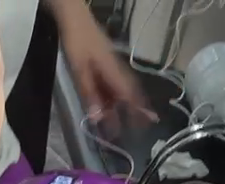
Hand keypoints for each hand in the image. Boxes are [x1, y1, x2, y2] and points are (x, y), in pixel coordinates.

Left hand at [54, 2, 151, 132]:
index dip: (140, 109)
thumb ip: (89, 93)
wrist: (74, 17)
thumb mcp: (79, 70)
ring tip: (130, 121)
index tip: (150, 121)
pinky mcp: (104, 65)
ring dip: (126, 105)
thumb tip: (98, 118)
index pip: (130, 94)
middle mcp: (116, 70)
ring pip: (121, 90)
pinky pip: (113, 85)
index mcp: (113, 71)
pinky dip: (115, 98)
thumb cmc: (77, 42)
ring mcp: (111, 66)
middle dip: (138, 108)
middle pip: (130, 92)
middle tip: (146, 124)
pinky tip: (112, 107)